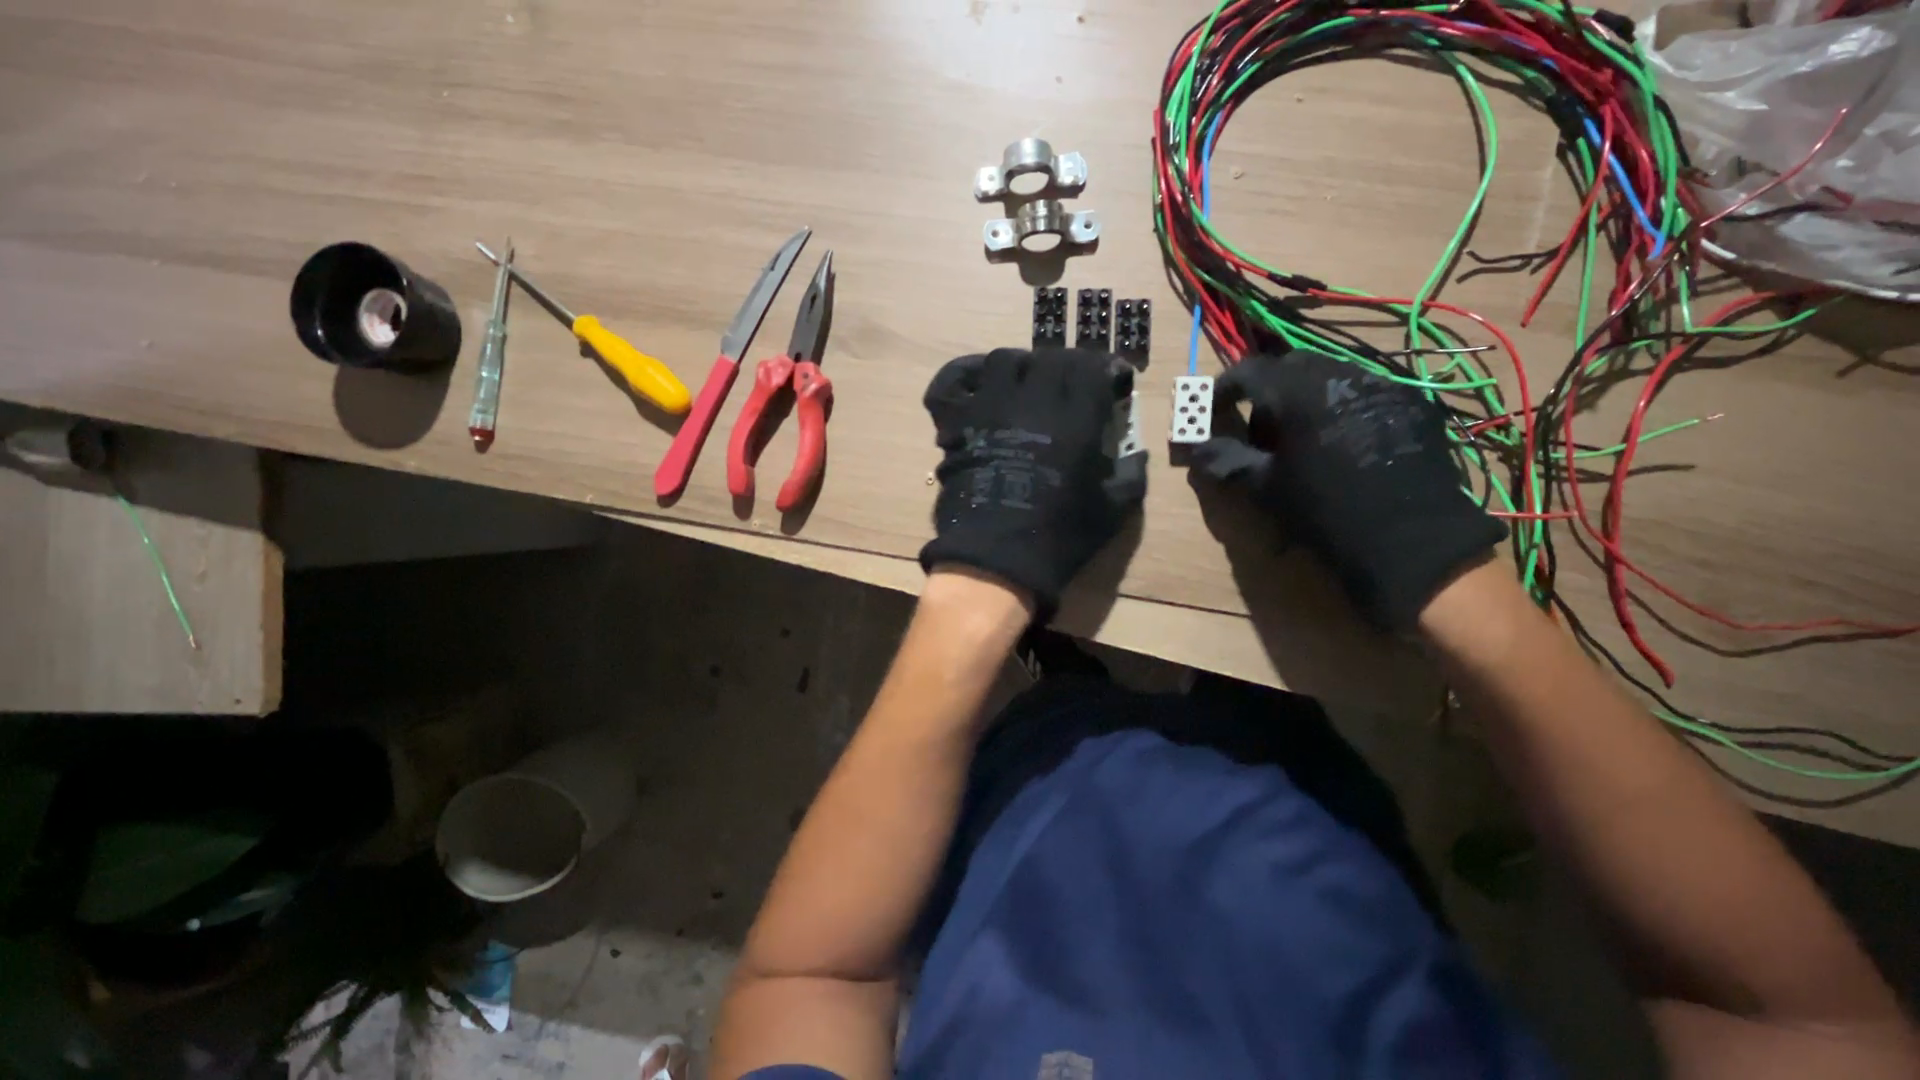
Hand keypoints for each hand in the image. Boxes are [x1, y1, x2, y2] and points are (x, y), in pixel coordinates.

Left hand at [920, 347, 1145, 618]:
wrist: (995, 559)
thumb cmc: (1059, 537)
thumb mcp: (1113, 510)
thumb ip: (1130, 474)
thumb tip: (1136, 454)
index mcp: (1076, 419)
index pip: (1093, 368)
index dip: (1106, 370)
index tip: (1111, 383)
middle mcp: (1033, 401)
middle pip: (1052, 359)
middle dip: (1069, 367)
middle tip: (1073, 386)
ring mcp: (990, 408)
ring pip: (1005, 360)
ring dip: (1021, 367)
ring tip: (1027, 386)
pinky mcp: (958, 423)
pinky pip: (953, 382)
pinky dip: (965, 375)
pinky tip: (980, 386)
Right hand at [1191, 350, 1503, 631]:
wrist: (1414, 543)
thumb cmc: (1325, 514)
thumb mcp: (1265, 489)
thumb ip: (1227, 460)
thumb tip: (1196, 447)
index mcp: (1298, 390)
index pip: (1249, 370)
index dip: (1225, 390)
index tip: (1215, 413)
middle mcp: (1341, 373)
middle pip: (1291, 368)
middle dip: (1268, 394)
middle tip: (1260, 433)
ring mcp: (1383, 386)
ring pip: (1331, 378)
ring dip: (1307, 401)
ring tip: (1304, 443)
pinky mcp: (1413, 406)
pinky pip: (1365, 396)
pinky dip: (1343, 412)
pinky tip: (1346, 450)